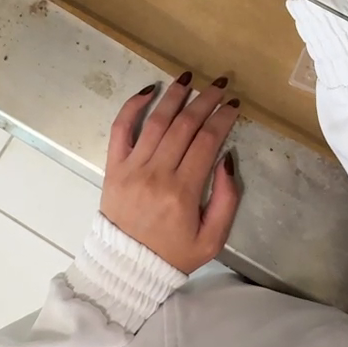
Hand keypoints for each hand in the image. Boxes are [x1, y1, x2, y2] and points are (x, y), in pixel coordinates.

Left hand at [101, 72, 241, 273]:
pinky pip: (120, 128)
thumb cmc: (173, 255)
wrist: (126, 269)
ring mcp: (132, 167)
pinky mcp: (113, 166)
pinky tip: (149, 90)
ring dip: (174, 96)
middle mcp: (156, 173)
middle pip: (184, 125)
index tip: (234, 104)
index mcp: (182, 192)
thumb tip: (227, 159)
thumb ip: (226, 199)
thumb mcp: (212, 239)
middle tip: (219, 84)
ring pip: (156, 121)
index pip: (206, 142)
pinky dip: (132, 106)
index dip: (223, 119)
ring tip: (189, 78)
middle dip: (205, 101)